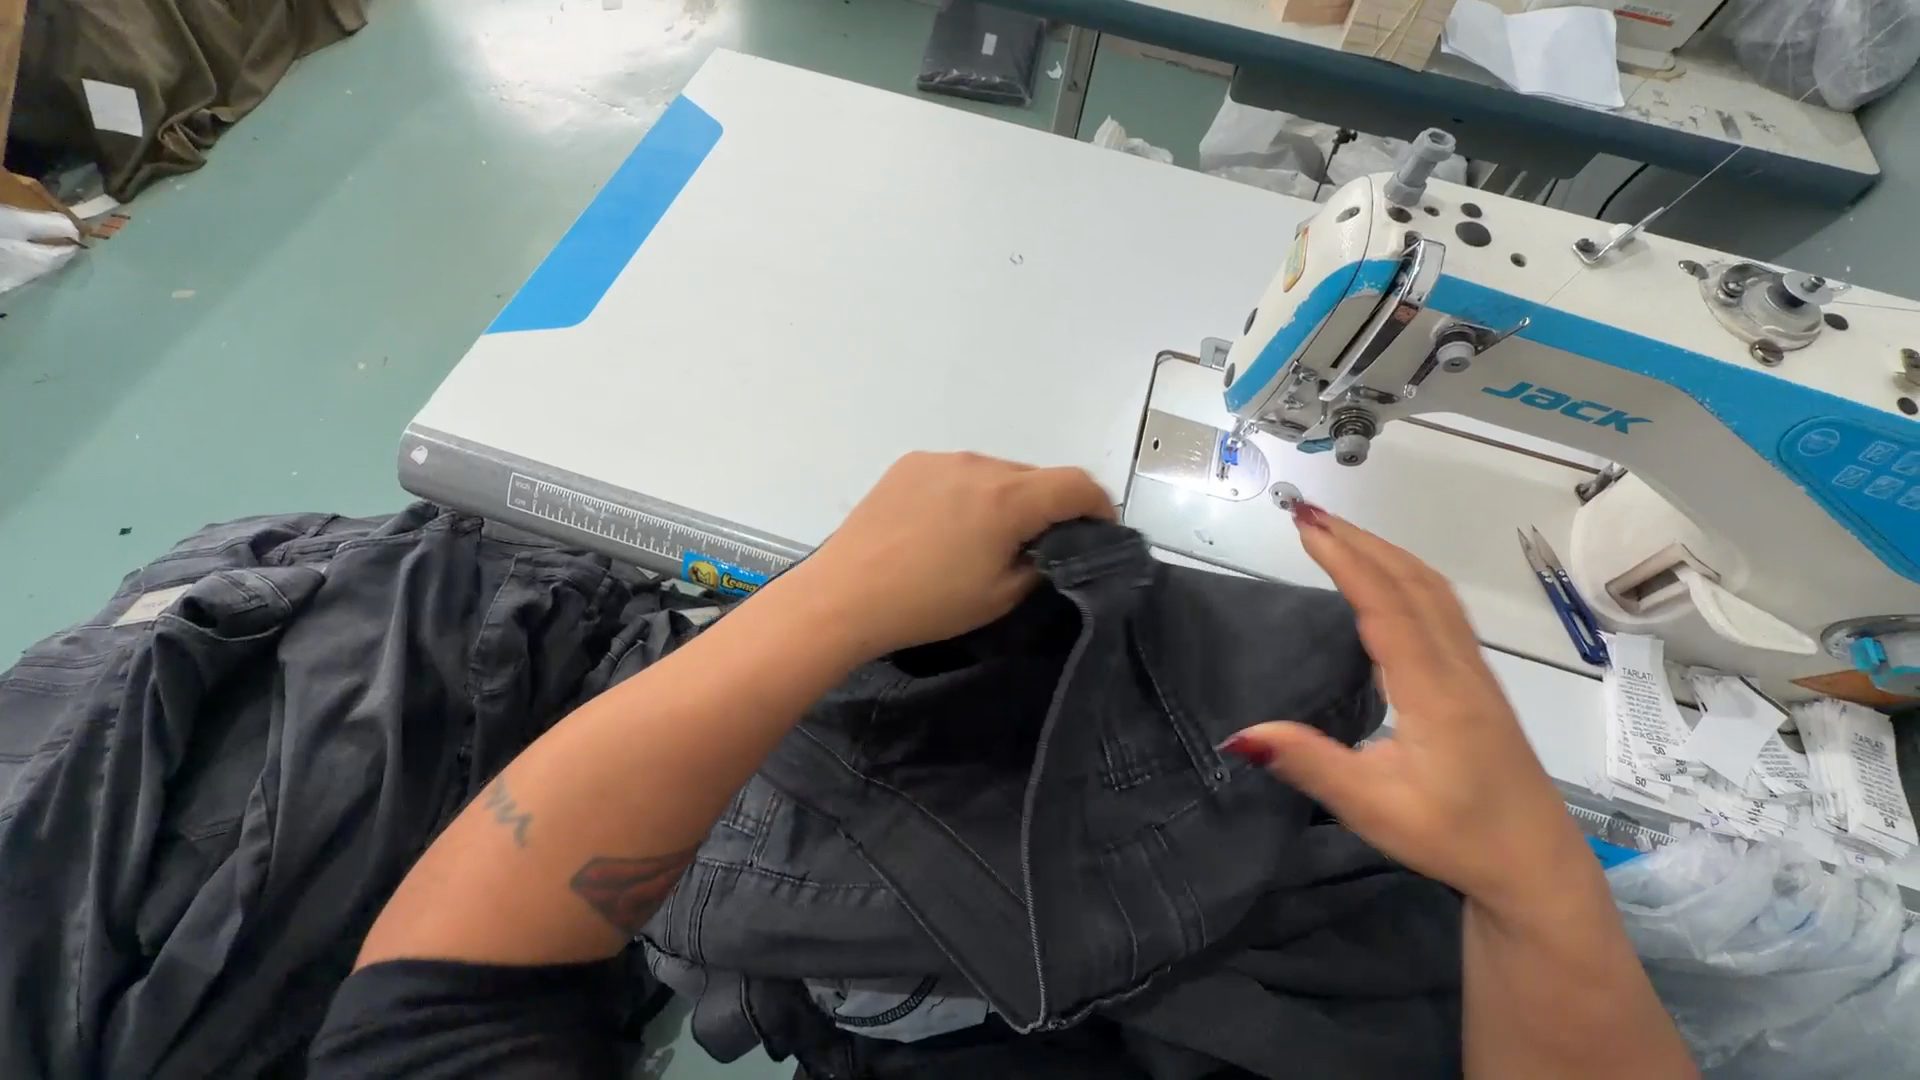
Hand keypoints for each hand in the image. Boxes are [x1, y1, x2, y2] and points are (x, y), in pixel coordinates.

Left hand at [771, 452, 1113, 658]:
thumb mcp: (1001, 596)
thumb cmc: (928, 604)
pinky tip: (946, 526)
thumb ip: (1042, 563)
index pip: (1077, 484)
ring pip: (997, 472)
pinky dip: (969, 492)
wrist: (845, 595)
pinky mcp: (910, 463)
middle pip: (1036, 476)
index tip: (1098, 530)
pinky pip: (959, 471)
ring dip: (1007, 497)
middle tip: (1039, 544)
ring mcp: (941, 459)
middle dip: (1050, 505)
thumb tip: (1053, 546)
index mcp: (1009, 498)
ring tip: (986, 537)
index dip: (1100, 505)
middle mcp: (979, 465)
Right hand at [1220, 504, 1586, 907]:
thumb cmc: (1456, 837)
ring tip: (1337, 533)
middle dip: (1360, 541)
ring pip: (1433, 590)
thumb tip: (1241, 733)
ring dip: (1384, 552)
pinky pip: (1441, 607)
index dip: (1345, 561)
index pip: (1387, 606)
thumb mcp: (1374, 808)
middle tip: (1308, 514)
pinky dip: (1404, 575)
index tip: (1305, 527)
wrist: (1538, 867)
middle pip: (1413, 583)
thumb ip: (1310, 764)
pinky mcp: (1477, 681)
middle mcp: (1459, 669)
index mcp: (1435, 693)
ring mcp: (1474, 672)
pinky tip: (1383, 579)